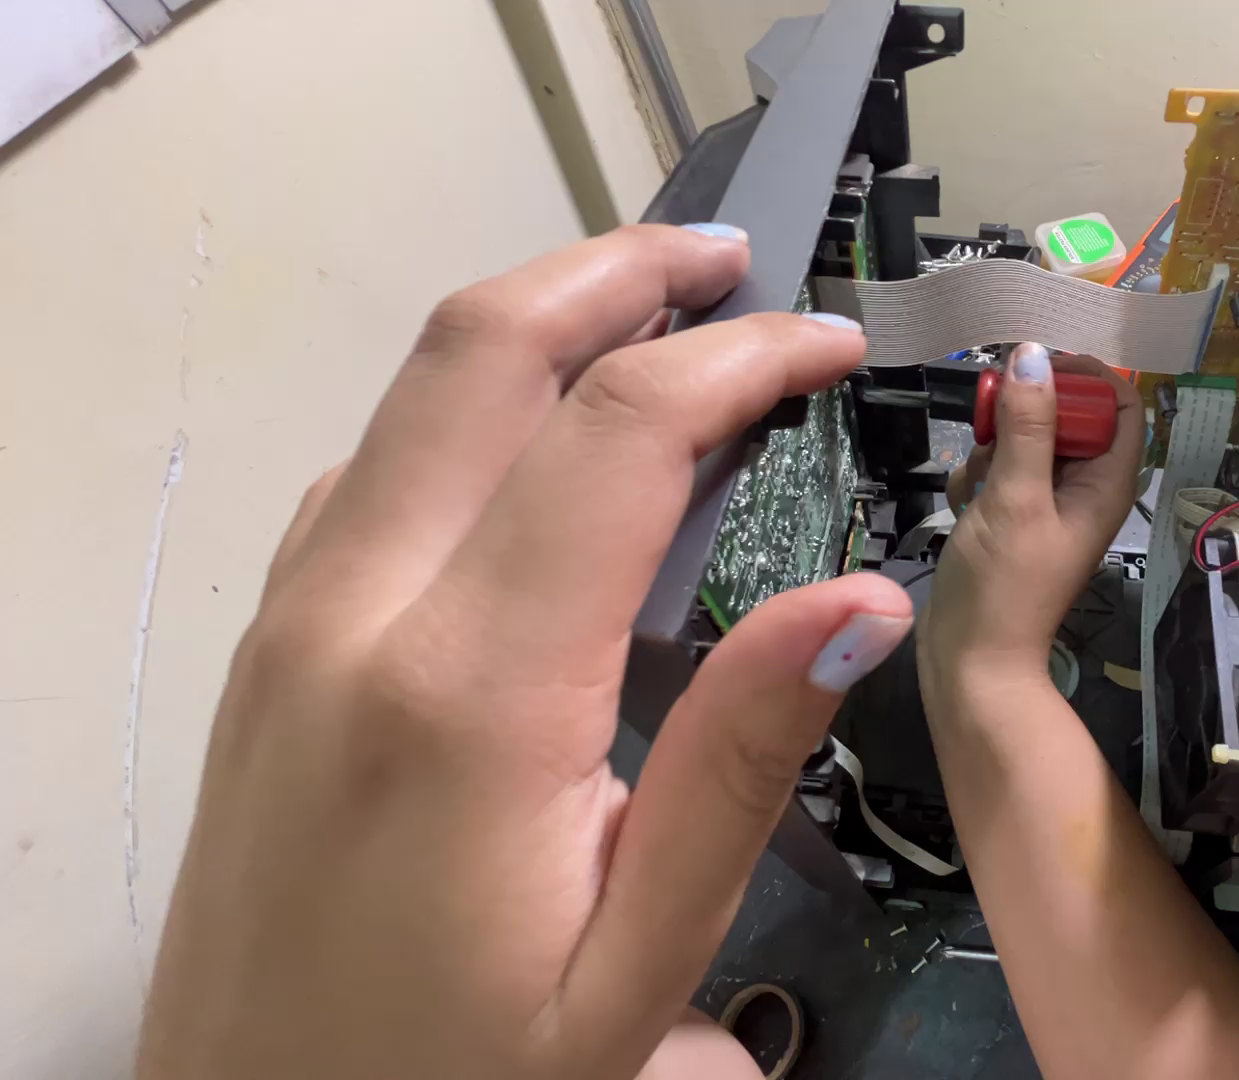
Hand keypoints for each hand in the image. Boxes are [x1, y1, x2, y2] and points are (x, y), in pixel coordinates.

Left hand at [137, 225, 912, 1079]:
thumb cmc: (476, 1067)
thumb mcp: (645, 942)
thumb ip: (746, 750)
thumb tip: (864, 602)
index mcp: (471, 684)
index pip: (622, 434)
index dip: (741, 360)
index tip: (829, 343)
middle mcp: (359, 609)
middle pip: (486, 353)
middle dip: (623, 272)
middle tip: (732, 260)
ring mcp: (299, 614)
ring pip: (424, 389)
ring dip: (556, 317)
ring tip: (668, 310)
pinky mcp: (284, 641)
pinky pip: (390, 461)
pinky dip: (491, 396)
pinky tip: (562, 426)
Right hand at [919, 345, 1143, 685]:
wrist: (969, 659)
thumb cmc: (1003, 583)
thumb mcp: (1016, 497)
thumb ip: (1028, 425)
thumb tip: (1033, 354)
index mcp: (1106, 482)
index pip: (1120, 404)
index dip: (1084, 377)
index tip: (1035, 367)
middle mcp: (1082, 488)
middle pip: (1066, 417)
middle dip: (1022, 416)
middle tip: (991, 432)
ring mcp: (1045, 503)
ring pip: (1023, 441)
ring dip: (992, 449)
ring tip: (977, 487)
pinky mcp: (1011, 516)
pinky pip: (999, 471)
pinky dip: (978, 478)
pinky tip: (964, 506)